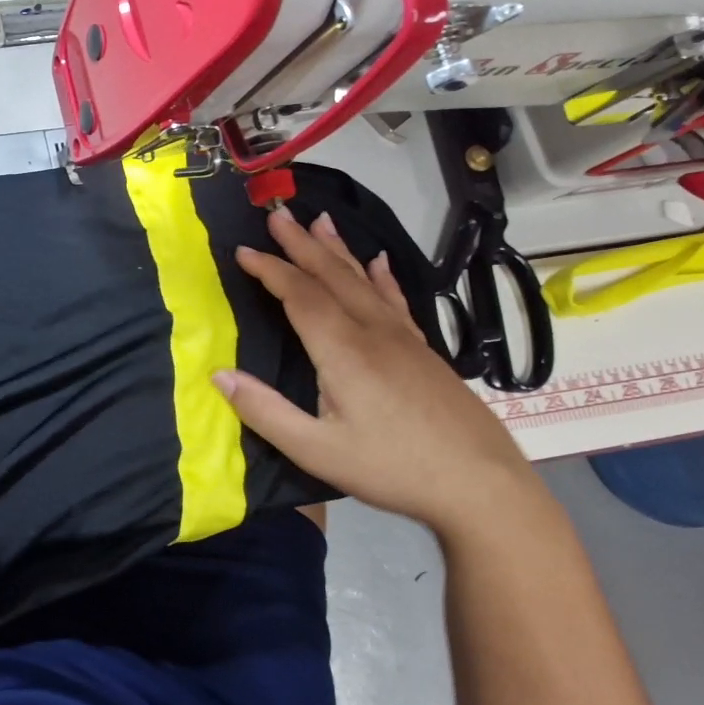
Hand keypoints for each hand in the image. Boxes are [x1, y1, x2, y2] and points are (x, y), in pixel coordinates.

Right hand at [215, 208, 539, 533]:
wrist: (485, 489)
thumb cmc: (393, 470)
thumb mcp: (315, 450)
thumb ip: (264, 411)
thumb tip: (218, 373)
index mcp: (344, 352)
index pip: (301, 297)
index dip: (271, 270)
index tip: (242, 250)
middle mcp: (375, 335)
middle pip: (333, 278)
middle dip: (302, 245)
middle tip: (277, 215)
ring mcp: (406, 341)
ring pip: (365, 283)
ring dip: (338, 251)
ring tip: (320, 222)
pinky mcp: (426, 354)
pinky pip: (397, 302)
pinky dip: (382, 277)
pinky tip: (378, 263)